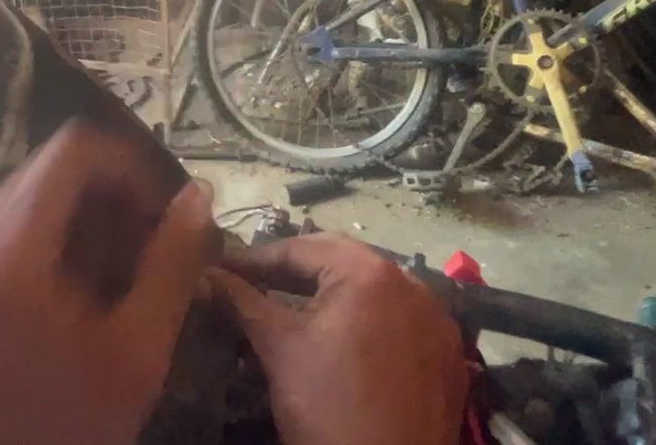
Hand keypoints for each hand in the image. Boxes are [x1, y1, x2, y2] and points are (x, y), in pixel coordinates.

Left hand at [0, 124, 214, 444]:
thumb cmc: (68, 423)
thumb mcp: (137, 349)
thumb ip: (172, 262)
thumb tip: (198, 193)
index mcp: (12, 241)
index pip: (75, 148)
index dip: (129, 161)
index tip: (164, 205)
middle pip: (57, 164)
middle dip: (114, 191)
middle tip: (155, 239)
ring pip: (41, 186)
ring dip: (91, 211)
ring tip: (129, 264)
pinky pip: (20, 214)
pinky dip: (63, 229)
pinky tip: (91, 277)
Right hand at [214, 233, 467, 444]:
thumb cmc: (328, 408)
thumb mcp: (278, 347)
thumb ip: (242, 301)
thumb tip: (208, 274)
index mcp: (369, 272)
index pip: (300, 249)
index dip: (257, 258)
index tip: (224, 267)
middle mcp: (411, 283)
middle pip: (338, 259)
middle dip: (294, 268)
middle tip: (253, 279)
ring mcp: (435, 318)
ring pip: (370, 285)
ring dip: (330, 288)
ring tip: (291, 300)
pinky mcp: (447, 352)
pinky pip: (398, 315)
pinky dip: (366, 315)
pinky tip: (340, 332)